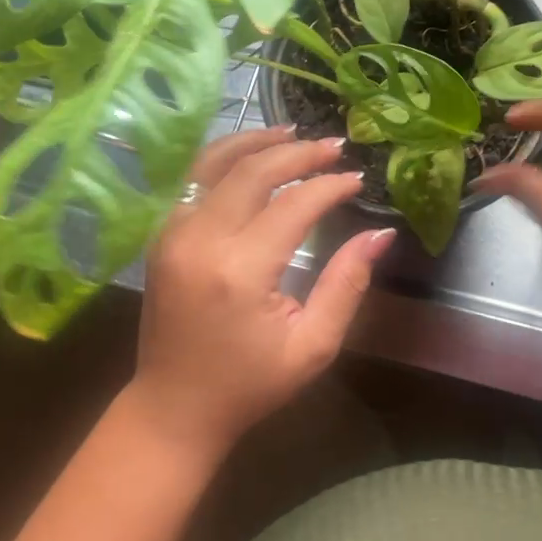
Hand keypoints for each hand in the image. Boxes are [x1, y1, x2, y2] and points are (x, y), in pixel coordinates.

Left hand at [130, 127, 395, 457]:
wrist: (173, 408)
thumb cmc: (250, 385)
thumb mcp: (312, 346)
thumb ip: (347, 284)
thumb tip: (380, 234)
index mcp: (240, 271)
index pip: (293, 205)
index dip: (329, 186)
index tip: (358, 179)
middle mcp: (200, 240)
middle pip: (252, 171)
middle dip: (298, 153)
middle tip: (334, 146)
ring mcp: (172, 234)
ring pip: (212, 164)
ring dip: (255, 142)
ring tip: (292, 132)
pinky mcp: (160, 237)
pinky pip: (191, 180)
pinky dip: (223, 159)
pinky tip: (251, 155)